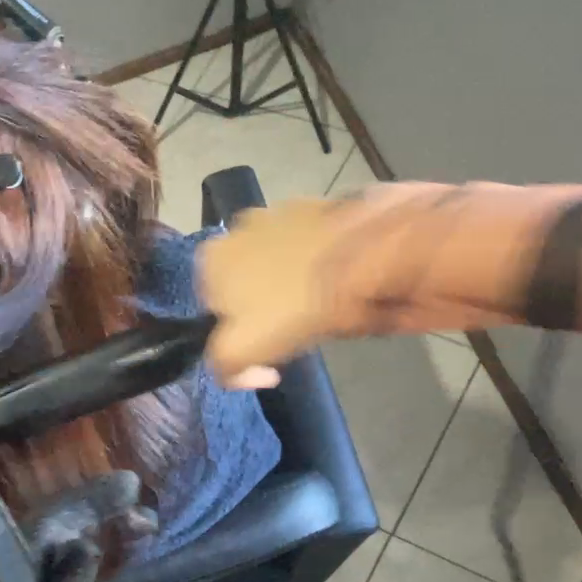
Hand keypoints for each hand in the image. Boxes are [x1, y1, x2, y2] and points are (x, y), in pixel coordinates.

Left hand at [0, 474, 139, 581]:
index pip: (47, 520)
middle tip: (138, 497)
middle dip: (96, 505)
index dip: (85, 499)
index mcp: (9, 573)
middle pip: (54, 521)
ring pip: (60, 536)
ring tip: (140, 521)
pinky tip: (116, 543)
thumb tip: (85, 542)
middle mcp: (12, 568)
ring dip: (97, 523)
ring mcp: (23, 581)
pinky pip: (62, 558)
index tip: (126, 488)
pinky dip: (91, 547)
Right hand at [197, 200, 342, 389]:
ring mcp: (283, 214)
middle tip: (295, 331)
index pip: (212, 307)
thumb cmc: (299, 303)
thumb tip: (241, 372)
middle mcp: (238, 229)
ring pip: (279, 265)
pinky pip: (315, 248)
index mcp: (209, 260)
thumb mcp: (242, 349)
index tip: (265, 352)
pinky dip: (323, 265)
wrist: (373, 254)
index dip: (235, 333)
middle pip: (246, 283)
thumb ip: (224, 365)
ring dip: (293, 285)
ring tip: (324, 307)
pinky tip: (343, 283)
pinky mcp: (324, 209)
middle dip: (263, 307)